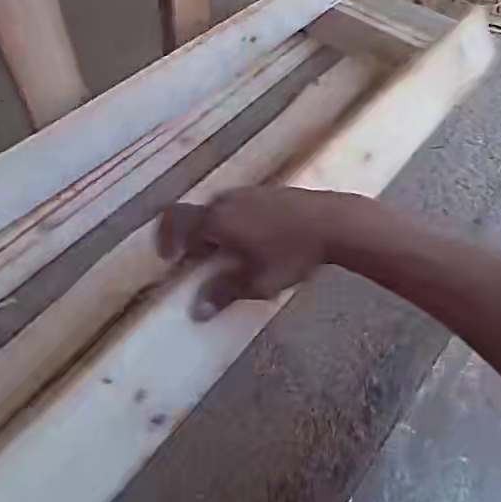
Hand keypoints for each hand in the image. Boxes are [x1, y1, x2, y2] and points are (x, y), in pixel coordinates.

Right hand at [157, 187, 380, 319]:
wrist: (334, 221)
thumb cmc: (292, 253)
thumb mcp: (258, 282)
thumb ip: (224, 293)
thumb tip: (197, 310)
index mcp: (217, 220)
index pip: (176, 222)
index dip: (166, 239)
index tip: (170, 259)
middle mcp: (227, 200)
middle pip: (196, 214)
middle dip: (191, 237)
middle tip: (197, 260)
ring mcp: (249, 192)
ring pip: (218, 208)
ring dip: (213, 228)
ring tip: (226, 252)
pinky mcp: (268, 190)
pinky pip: (238, 204)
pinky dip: (233, 220)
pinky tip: (252, 238)